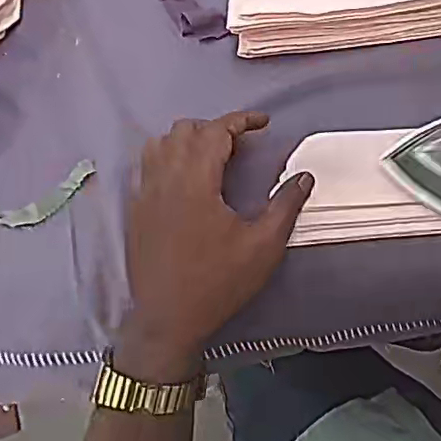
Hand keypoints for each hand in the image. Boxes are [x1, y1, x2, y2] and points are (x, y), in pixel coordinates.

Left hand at [118, 112, 312, 382]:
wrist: (167, 320)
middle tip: (243, 145)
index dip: (241, 120)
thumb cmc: (218, 282)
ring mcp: (144, 194)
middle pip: (185, 131)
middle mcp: (164, 180)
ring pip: (160, 144)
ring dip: (189, 140)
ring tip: (213, 157)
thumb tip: (304, 176)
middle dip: (216, 128)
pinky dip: (169, 157)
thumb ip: (286, 205)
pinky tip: (187, 180)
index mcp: (195, 182)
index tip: (264, 123)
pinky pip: (148, 166)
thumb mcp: (264, 246)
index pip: (215, 132)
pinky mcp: (136, 210)